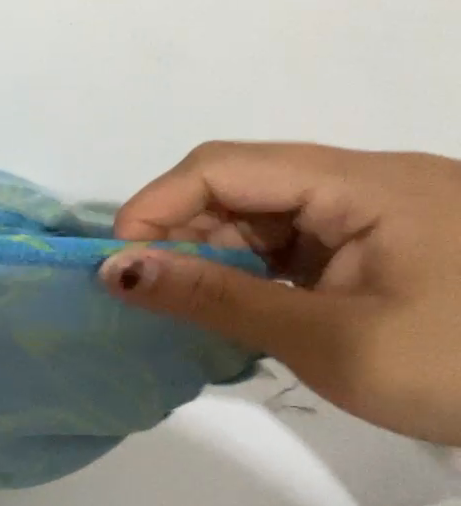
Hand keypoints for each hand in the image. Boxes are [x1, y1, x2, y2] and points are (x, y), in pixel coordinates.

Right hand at [98, 142, 460, 444]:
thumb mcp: (324, 339)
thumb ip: (212, 297)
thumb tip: (113, 270)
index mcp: (371, 186)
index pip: (225, 166)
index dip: (155, 206)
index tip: (117, 266)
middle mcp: (377, 182)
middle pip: (241, 182)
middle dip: (178, 231)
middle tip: (146, 293)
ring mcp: (388, 212)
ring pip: (262, 211)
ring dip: (211, 252)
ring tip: (188, 305)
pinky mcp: (391, 244)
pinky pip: (295, 238)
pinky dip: (250, 267)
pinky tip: (237, 304)